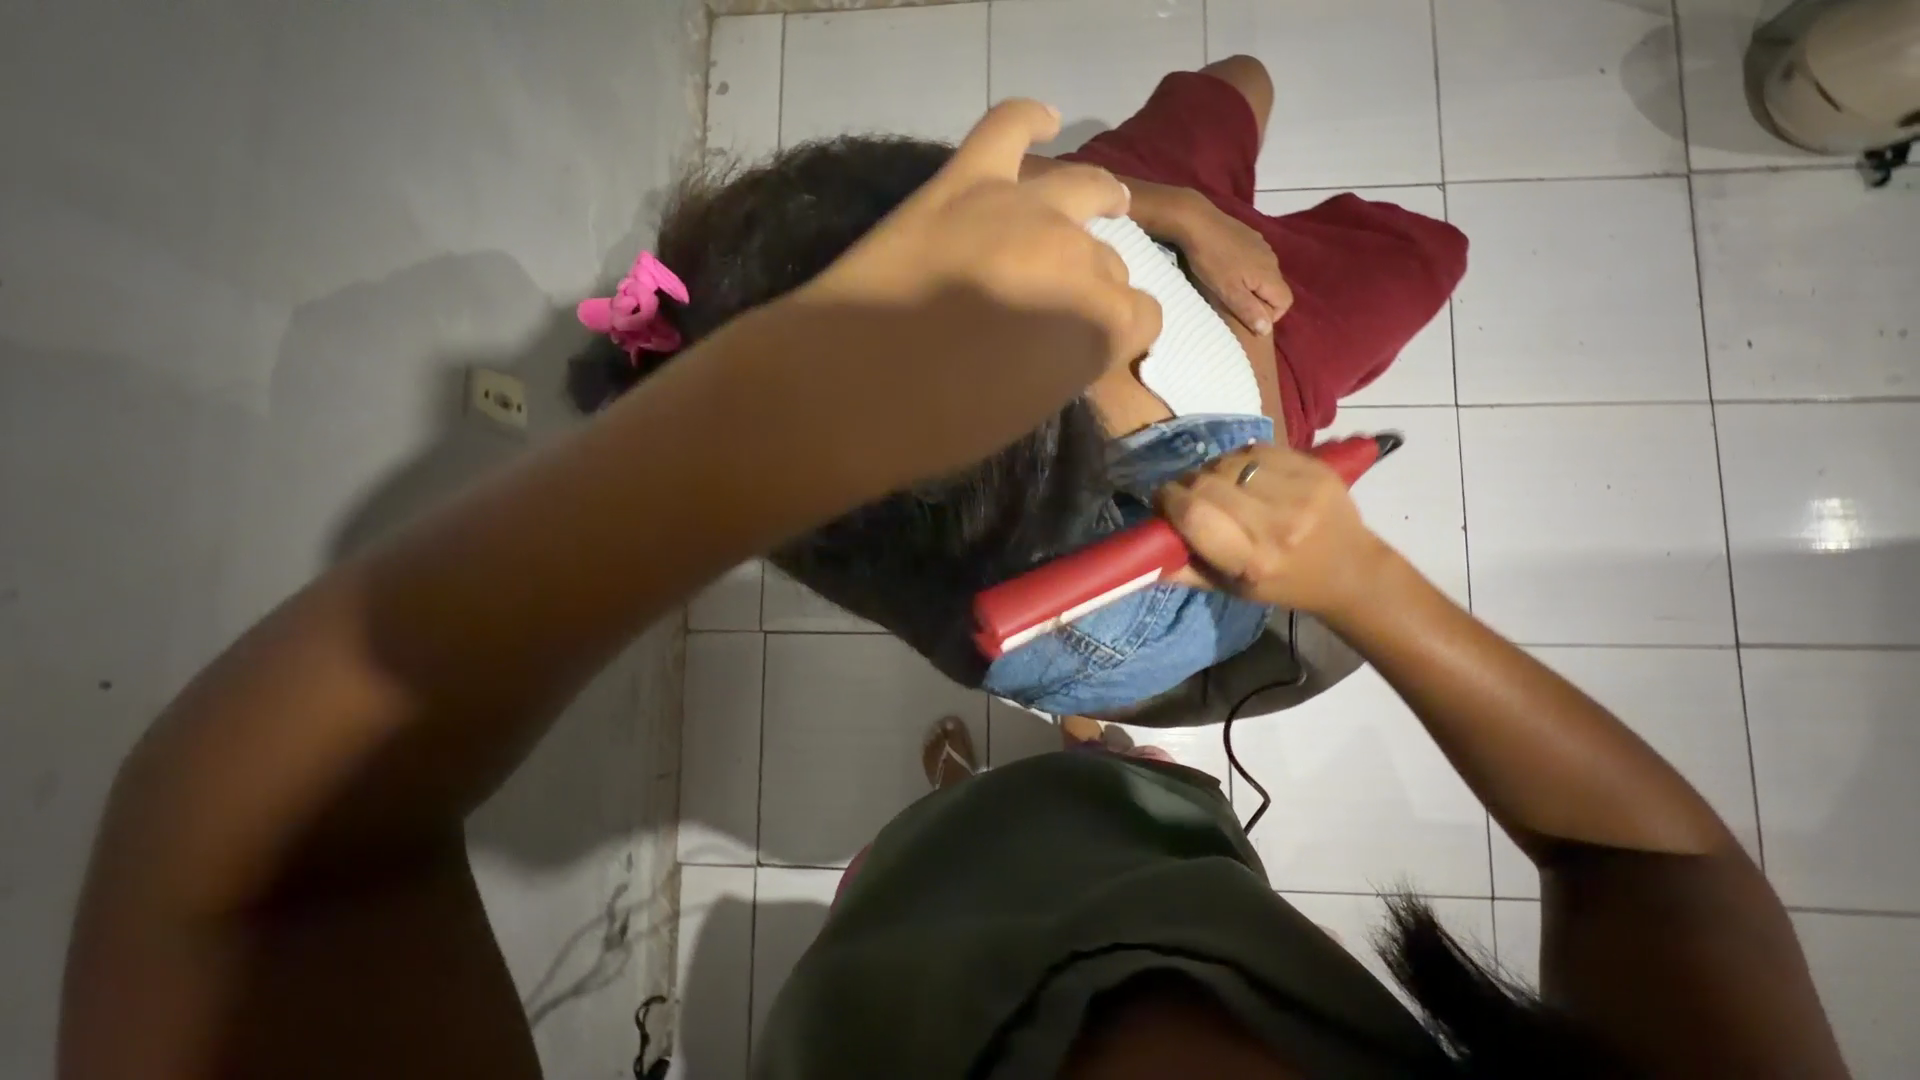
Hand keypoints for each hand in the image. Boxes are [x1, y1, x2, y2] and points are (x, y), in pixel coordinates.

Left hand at [789, 99, 1162, 477]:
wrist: (851, 390)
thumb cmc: (940, 427)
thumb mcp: (1028, 412)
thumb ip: (1065, 365)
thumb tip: (1064, 341)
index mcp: (1101, 328)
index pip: (1142, 318)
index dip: (1120, 333)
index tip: (1094, 344)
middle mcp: (1079, 259)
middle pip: (1108, 262)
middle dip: (1092, 285)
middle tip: (1055, 305)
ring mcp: (1023, 210)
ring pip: (1083, 190)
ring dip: (1097, 200)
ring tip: (1100, 205)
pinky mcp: (965, 181)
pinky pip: (1007, 126)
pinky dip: (1028, 118)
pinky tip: (1044, 118)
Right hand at [1157, 444, 1391, 616]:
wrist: (1351, 570)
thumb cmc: (1283, 584)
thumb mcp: (1231, 589)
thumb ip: (1185, 570)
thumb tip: (1142, 554)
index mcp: (1253, 560)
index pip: (1194, 515)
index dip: (1169, 500)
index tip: (1162, 502)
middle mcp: (1277, 524)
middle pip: (1207, 483)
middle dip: (1186, 484)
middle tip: (1186, 494)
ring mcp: (1300, 492)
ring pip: (1230, 461)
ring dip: (1214, 470)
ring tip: (1218, 485)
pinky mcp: (1315, 468)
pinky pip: (1258, 449)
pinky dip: (1241, 459)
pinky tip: (1245, 474)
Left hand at [1178, 204, 1291, 335]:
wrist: (1197, 222)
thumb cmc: (1212, 261)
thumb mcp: (1228, 292)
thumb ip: (1249, 310)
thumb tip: (1267, 330)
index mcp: (1271, 274)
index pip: (1285, 303)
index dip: (1269, 316)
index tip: (1246, 317)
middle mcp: (1272, 259)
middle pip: (1275, 290)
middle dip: (1259, 302)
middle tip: (1233, 305)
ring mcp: (1262, 246)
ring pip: (1264, 276)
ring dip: (1251, 288)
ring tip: (1227, 289)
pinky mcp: (1250, 238)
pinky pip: (1255, 263)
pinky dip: (1245, 273)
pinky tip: (1225, 271)